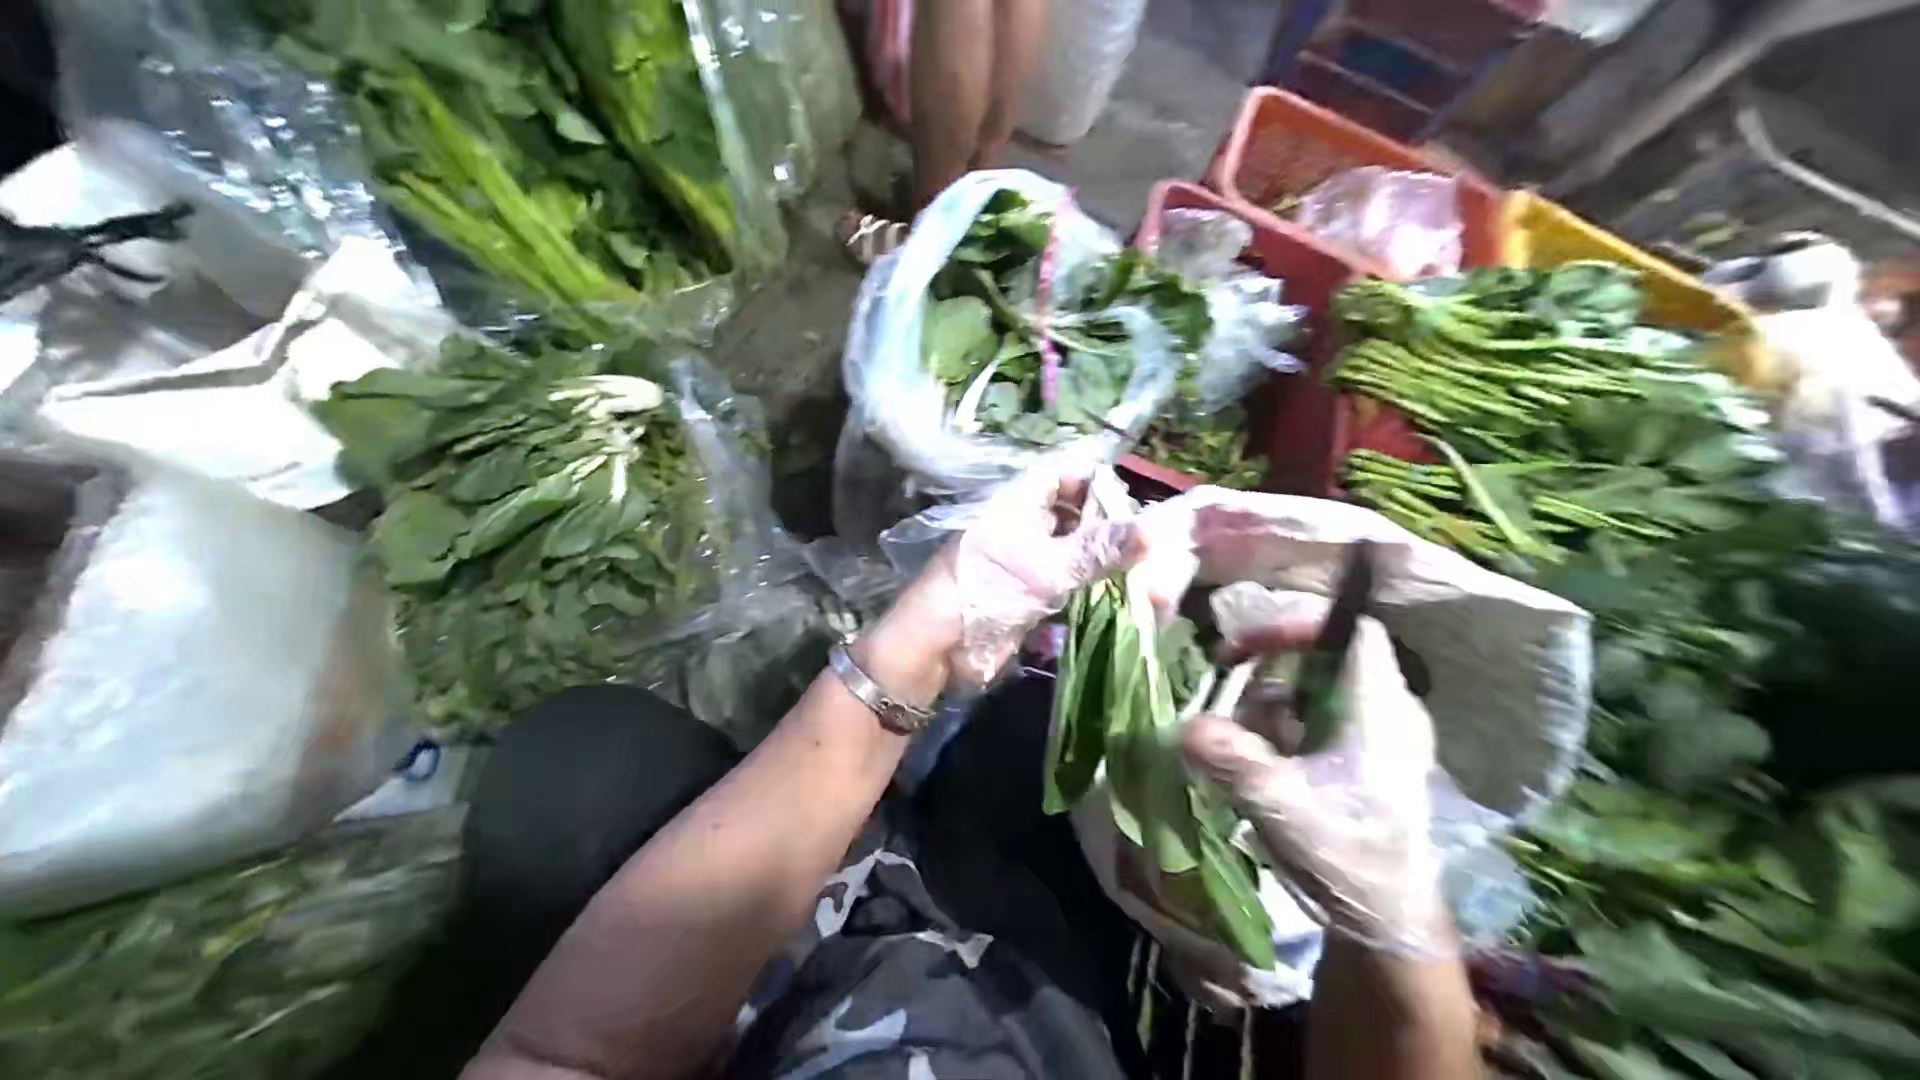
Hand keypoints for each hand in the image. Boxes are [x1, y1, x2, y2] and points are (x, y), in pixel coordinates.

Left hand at [929, 462, 1140, 685]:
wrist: (939, 643)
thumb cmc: (988, 590)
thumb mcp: (1047, 567)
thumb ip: (1098, 550)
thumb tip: (1149, 531)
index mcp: (1021, 501)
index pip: (1066, 472)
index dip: (1098, 480)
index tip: (1135, 501)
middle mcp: (1026, 523)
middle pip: (1073, 509)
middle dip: (1107, 522)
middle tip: (1148, 540)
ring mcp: (1027, 557)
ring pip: (1073, 546)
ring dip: (1102, 556)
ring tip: (1143, 567)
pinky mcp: (1029, 590)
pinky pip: (1067, 578)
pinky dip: (1090, 583)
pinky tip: (1120, 592)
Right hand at [1181, 590, 1453, 954]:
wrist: (1386, 919)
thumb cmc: (1347, 856)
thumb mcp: (1281, 806)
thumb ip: (1231, 761)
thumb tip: (1182, 727)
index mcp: (1379, 710)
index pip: (1352, 631)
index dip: (1298, 624)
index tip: (1246, 646)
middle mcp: (1387, 712)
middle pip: (1322, 657)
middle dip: (1268, 669)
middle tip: (1226, 680)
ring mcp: (1378, 735)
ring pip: (1312, 688)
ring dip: (1267, 704)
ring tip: (1238, 739)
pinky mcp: (1364, 757)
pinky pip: (1313, 717)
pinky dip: (1279, 726)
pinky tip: (1258, 759)